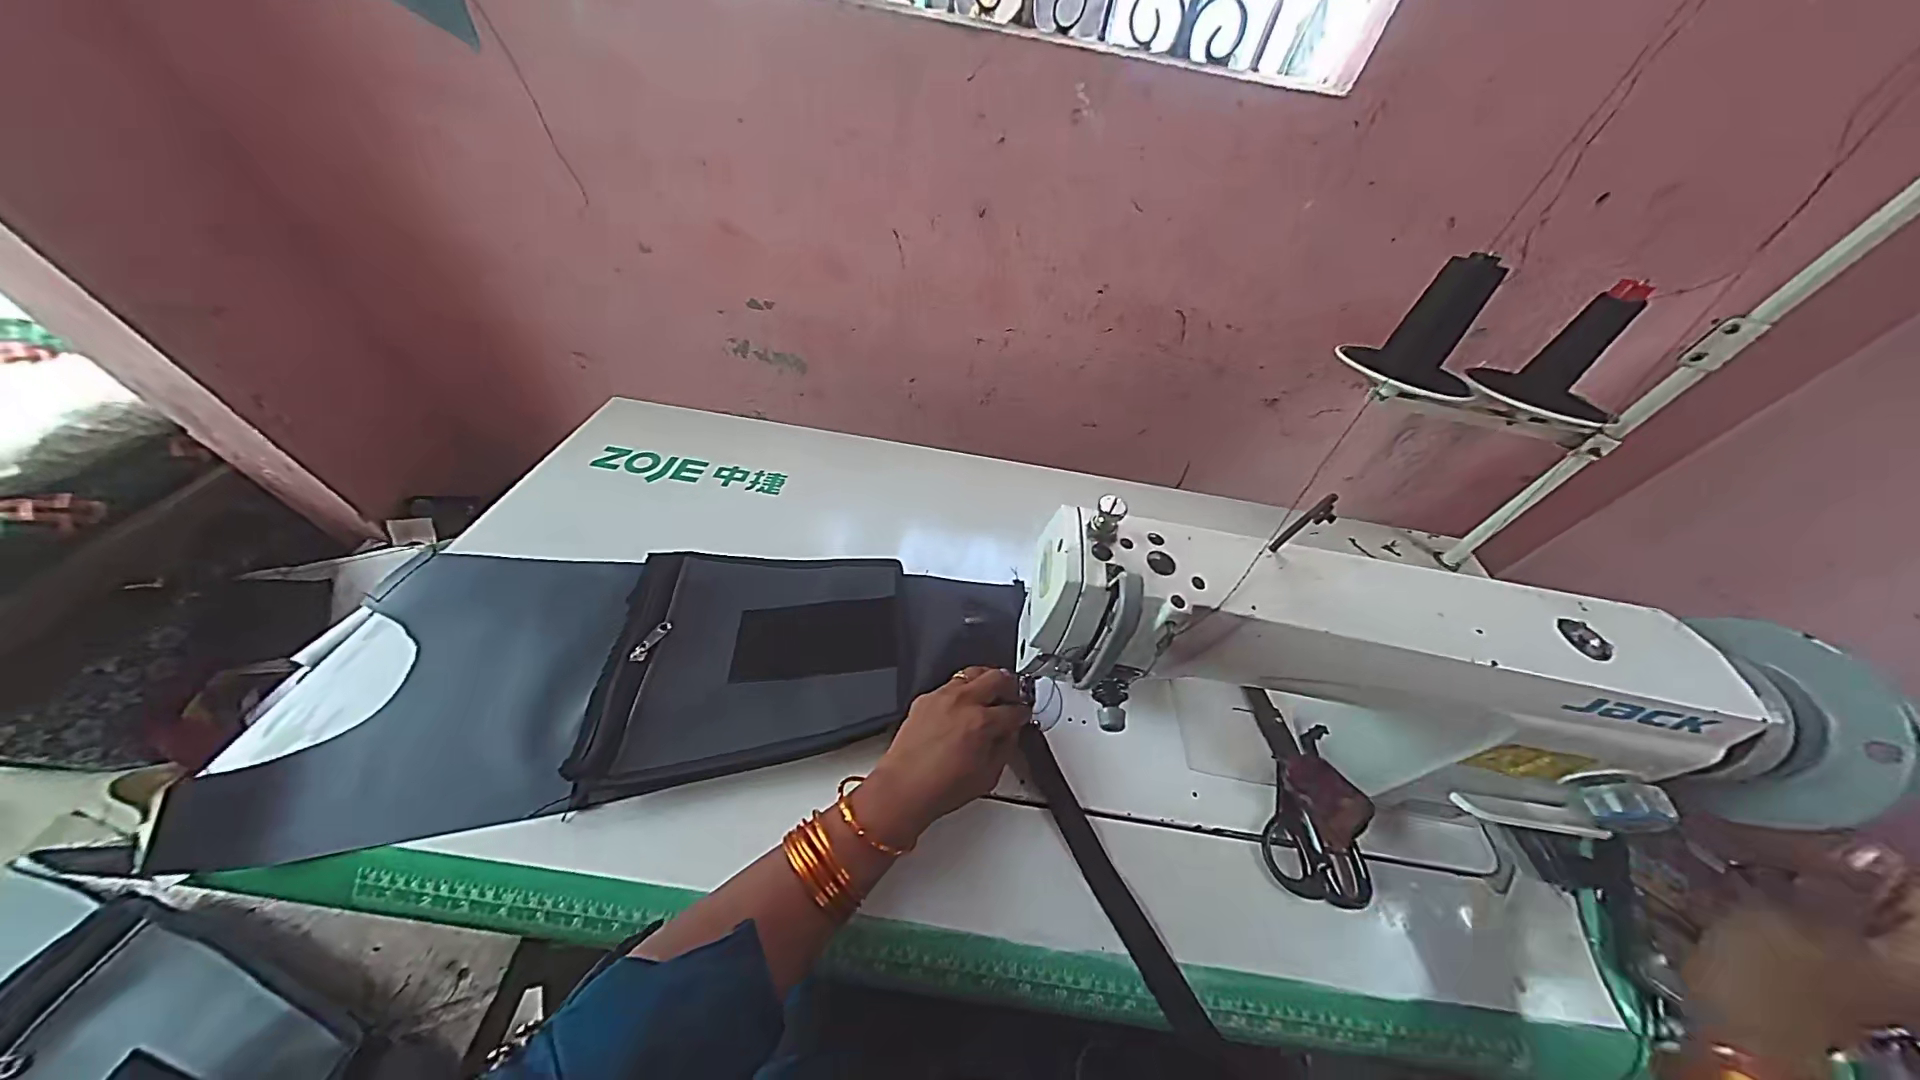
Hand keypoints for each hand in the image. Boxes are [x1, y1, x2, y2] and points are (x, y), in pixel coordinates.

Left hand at [854, 667, 1030, 845]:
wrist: (904, 788)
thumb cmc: (939, 787)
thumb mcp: (988, 775)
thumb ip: (1005, 748)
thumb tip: (1010, 734)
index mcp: (982, 722)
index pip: (1014, 709)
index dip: (1023, 712)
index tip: (1022, 714)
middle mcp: (962, 703)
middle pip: (997, 678)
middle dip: (1011, 685)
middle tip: (1014, 693)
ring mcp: (942, 697)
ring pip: (972, 672)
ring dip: (986, 679)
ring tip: (991, 689)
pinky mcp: (925, 698)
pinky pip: (949, 684)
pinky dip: (961, 689)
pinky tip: (963, 701)